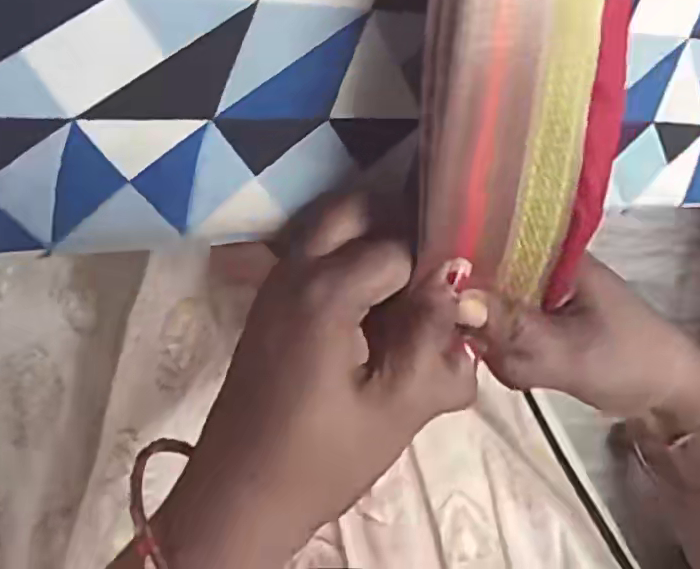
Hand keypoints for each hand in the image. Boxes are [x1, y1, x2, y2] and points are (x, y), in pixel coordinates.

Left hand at [150, 196, 478, 567]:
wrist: (239, 492)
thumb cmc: (319, 458)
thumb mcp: (393, 412)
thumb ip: (433, 346)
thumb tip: (461, 291)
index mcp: (327, 291)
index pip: (396, 248)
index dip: (431, 265)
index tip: (456, 290)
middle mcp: (296, 267)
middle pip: (353, 207)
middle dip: (396, 220)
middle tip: (432, 258)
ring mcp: (277, 277)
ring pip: (328, 221)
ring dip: (369, 230)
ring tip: (407, 271)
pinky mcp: (270, 294)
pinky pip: (312, 246)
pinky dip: (345, 248)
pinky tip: (371, 293)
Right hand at [473, 256, 699, 438]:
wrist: (674, 399)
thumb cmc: (630, 361)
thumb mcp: (570, 351)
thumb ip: (513, 330)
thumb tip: (456, 302)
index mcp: (550, 251)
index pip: (488, 241)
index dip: (460, 265)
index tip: (440, 298)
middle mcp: (538, 264)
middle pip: (483, 278)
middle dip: (479, 316)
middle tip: (487, 348)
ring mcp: (537, 292)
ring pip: (490, 307)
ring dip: (494, 340)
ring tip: (517, 364)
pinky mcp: (538, 318)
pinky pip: (503, 327)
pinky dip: (505, 351)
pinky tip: (518, 367)